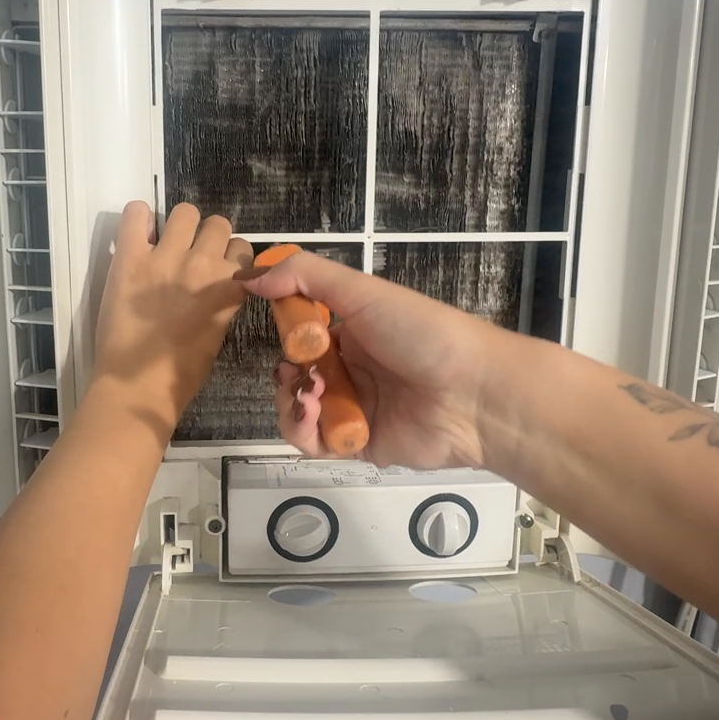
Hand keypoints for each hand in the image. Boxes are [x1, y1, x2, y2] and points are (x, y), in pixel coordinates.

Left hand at [90, 202, 252, 428]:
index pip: (243, 249)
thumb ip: (223, 300)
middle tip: (194, 257)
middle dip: (209, 238)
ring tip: (168, 244)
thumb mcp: (219, 331)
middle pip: (218, 224)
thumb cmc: (183, 372)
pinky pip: (136, 213)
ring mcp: (165, 256)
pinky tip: (140, 236)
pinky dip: (139, 219)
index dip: (231, 258)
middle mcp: (202, 263)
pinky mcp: (129, 257)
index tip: (220, 269)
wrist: (138, 386)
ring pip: (185, 212)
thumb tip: (217, 285)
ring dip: (181, 226)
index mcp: (229, 286)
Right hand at [241, 251, 517, 468]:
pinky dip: (303, 429)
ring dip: (291, 401)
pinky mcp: (356, 444)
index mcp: (352, 331)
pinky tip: (315, 415)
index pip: (301, 333)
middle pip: (295, 372)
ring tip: (311, 396)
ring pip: (297, 408)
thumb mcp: (362, 291)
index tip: (285, 331)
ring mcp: (352, 408)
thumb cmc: (419, 332)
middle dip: (286, 371)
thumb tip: (249, 274)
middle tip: (297, 370)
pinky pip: (312, 442)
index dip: (287, 333)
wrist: (470, 392)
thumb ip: (305, 276)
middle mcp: (351, 369)